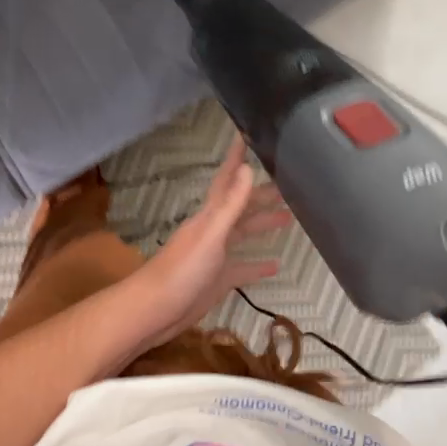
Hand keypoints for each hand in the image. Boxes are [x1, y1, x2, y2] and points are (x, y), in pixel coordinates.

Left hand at [124, 139, 292, 352]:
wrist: (155, 311)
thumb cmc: (182, 271)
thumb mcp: (211, 235)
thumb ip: (230, 205)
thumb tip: (247, 168)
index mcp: (209, 216)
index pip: (227, 179)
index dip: (236, 158)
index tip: (248, 134)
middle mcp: (212, 230)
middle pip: (240, 206)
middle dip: (261, 194)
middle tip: (289, 184)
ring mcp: (215, 256)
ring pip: (242, 234)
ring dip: (262, 224)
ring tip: (290, 217)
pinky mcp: (218, 280)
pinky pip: (242, 269)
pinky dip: (258, 265)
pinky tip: (276, 266)